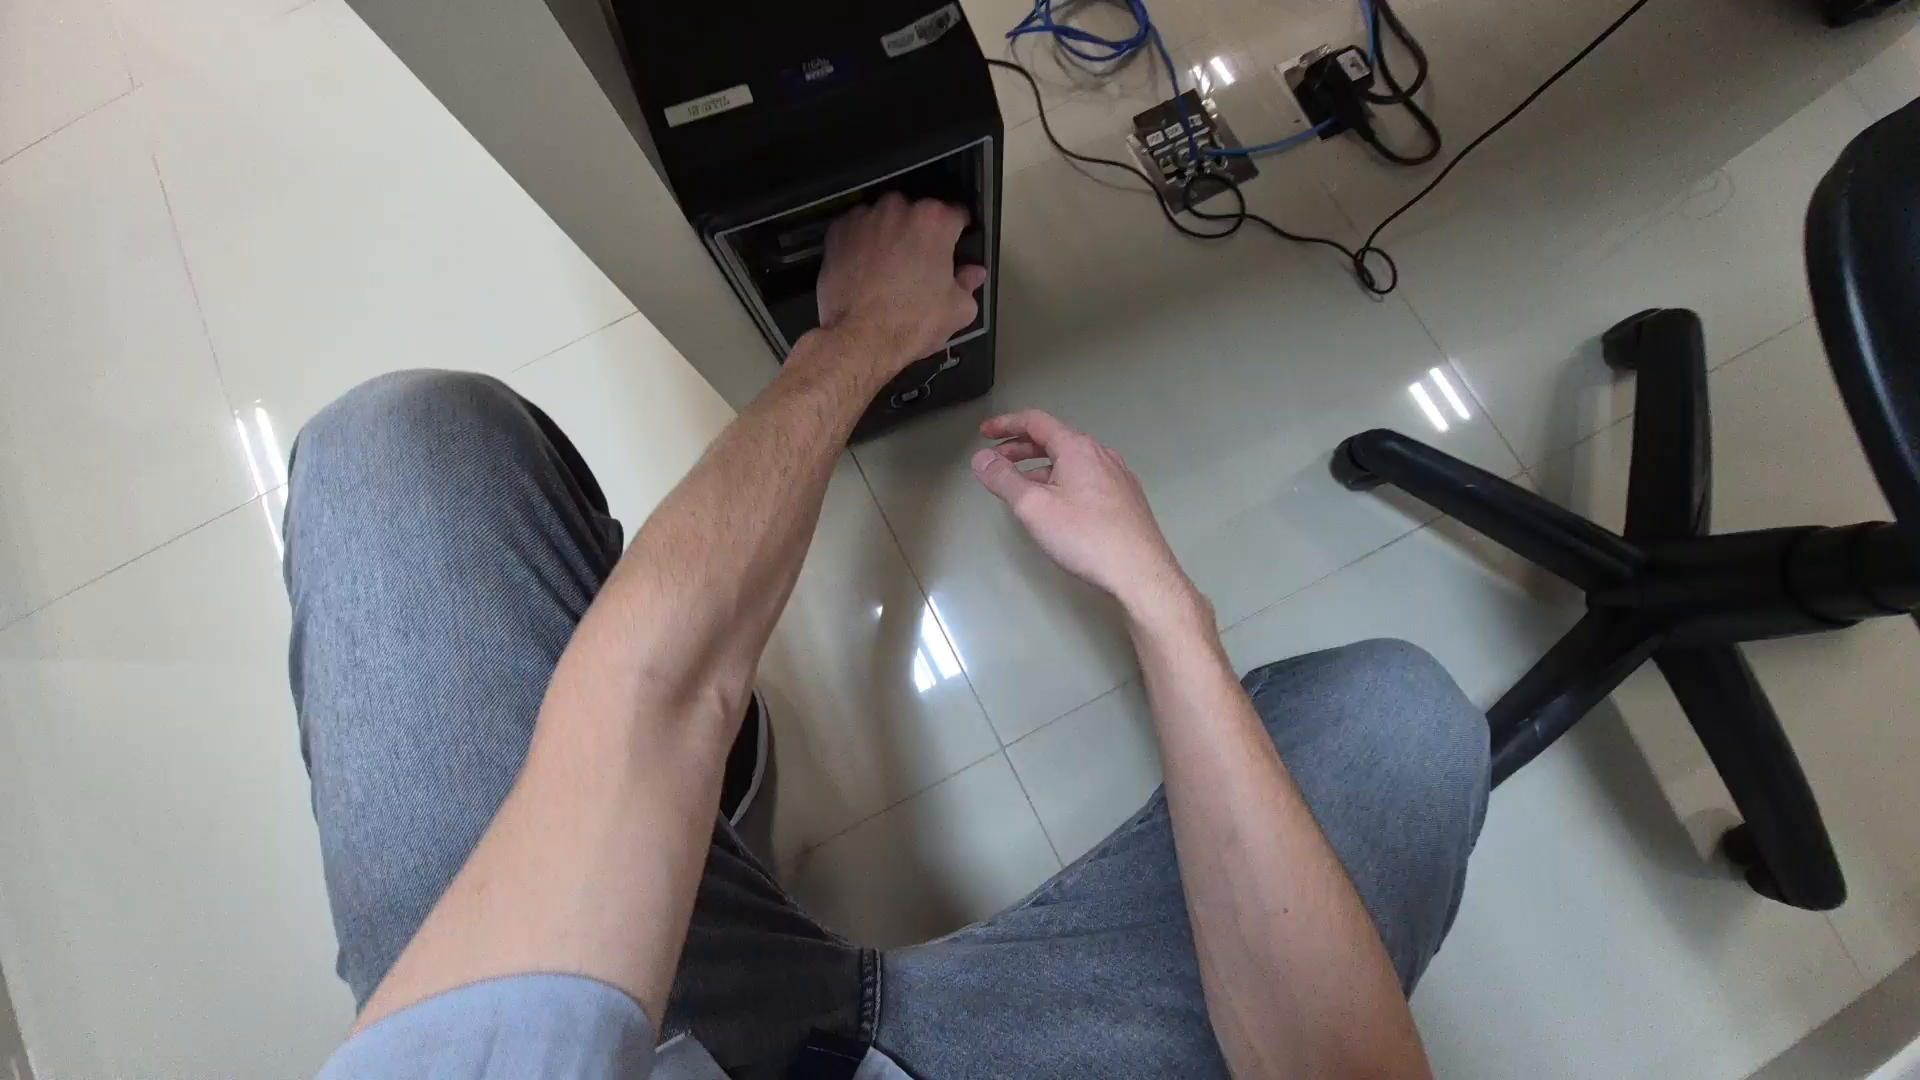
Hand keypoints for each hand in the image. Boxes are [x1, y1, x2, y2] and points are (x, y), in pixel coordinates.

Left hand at [815, 192, 987, 380]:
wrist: (860, 339)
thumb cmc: (910, 324)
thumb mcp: (956, 310)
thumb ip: (968, 284)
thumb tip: (973, 275)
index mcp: (934, 222)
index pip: (956, 214)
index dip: (957, 232)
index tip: (954, 245)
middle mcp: (898, 209)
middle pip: (916, 213)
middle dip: (919, 234)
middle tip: (919, 266)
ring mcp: (864, 218)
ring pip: (884, 219)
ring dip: (889, 236)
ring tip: (889, 270)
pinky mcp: (838, 233)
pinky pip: (855, 231)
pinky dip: (861, 244)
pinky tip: (866, 270)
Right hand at [971, 410, 1202, 621]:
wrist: (1141, 572)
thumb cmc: (1085, 537)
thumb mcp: (1034, 507)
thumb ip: (1004, 479)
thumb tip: (981, 458)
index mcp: (1077, 448)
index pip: (1036, 421)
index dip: (1006, 424)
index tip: (985, 433)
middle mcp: (1101, 455)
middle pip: (1054, 439)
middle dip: (1020, 448)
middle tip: (996, 461)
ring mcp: (1118, 476)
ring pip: (1072, 461)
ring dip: (1041, 467)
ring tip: (1019, 486)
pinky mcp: (1126, 499)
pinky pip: (1086, 478)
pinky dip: (1062, 480)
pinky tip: (1056, 504)